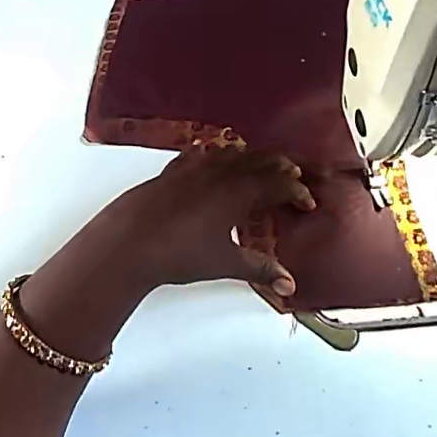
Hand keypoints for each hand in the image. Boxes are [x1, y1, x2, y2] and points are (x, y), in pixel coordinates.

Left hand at [78, 146, 315, 296]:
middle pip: (259, 160)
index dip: (297, 191)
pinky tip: (214, 156)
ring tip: (262, 163)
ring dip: (251, 156)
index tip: (307, 202)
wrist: (130, 241)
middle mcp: (218, 173)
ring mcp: (194, 168)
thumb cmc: (178, 252)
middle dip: (281, 166)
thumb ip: (259, 269)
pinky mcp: (172, 170)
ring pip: (231, 152)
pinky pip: (202, 153)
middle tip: (295, 174)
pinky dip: (216, 153)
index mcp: (237, 192)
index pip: (278, 184)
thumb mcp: (225, 263)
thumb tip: (287, 283)